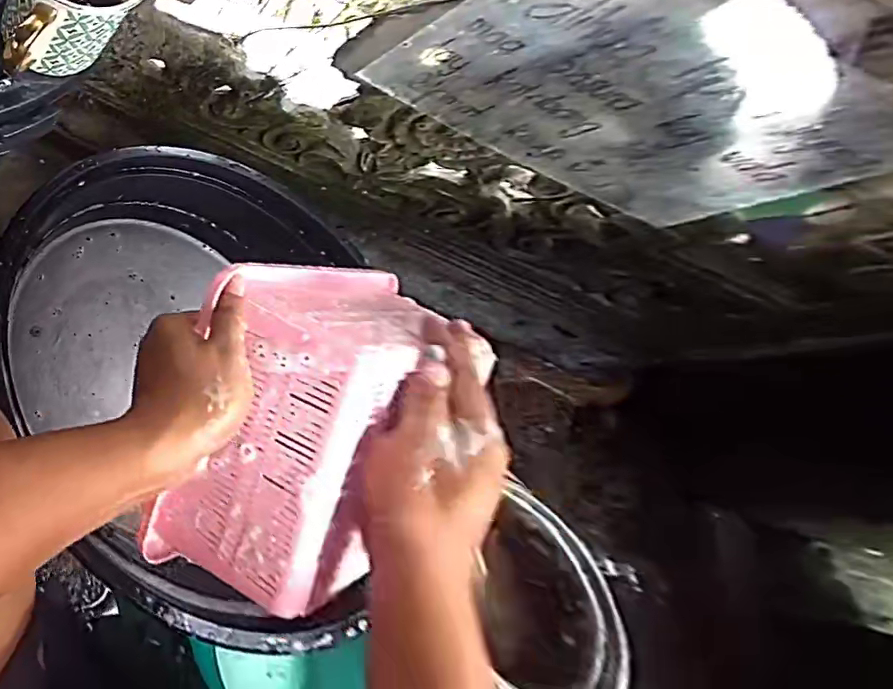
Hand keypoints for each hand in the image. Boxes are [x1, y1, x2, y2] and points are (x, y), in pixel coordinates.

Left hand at [123, 290, 253, 487]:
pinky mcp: (153, 400)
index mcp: (169, 324)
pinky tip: (206, 421)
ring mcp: (152, 373)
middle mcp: (154, 344)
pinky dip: (198, 407)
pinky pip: (185, 397)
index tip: (237, 359)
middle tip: (230, 386)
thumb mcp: (228, 352)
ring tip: (218, 407)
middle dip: (221, 368)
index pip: (209, 319)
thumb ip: (231, 316)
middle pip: (202, 347)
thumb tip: (235, 283)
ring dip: (210, 390)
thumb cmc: (196, 403)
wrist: (162, 450)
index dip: (229, 341)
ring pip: (195, 375)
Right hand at [359, 318, 507, 580]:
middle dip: (454, 361)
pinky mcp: (451, 481)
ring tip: (426, 363)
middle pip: (470, 392)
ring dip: (443, 384)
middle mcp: (483, 450)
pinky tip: (417, 408)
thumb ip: (423, 403)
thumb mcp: (410, 447)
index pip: (467, 375)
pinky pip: (446, 428)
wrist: (416, 570)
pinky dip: (434, 407)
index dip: (453, 345)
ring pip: (459, 411)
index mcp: (477, 436)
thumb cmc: (411, 509)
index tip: (442, 321)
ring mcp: (470, 468)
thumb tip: (433, 364)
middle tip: (437, 334)